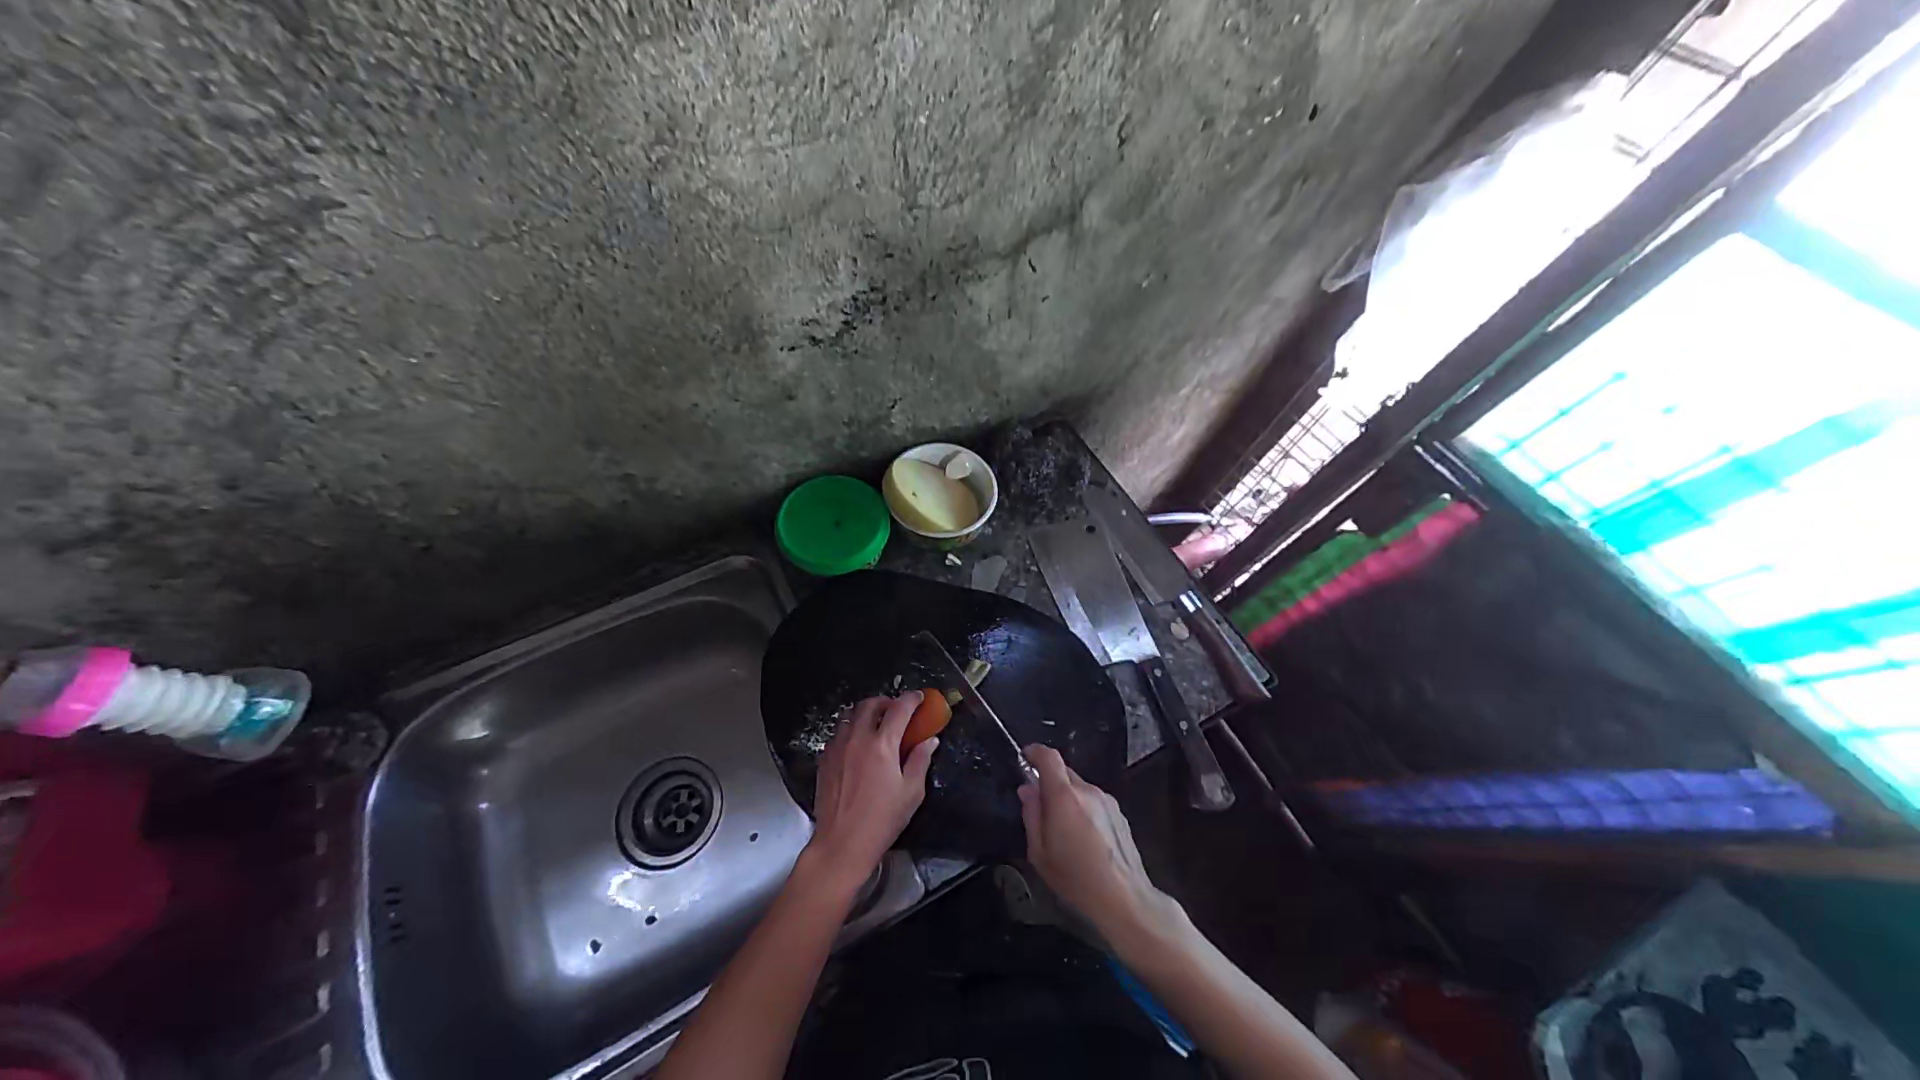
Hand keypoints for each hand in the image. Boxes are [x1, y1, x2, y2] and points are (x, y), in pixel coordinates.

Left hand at [807, 692, 936, 887]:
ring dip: (866, 713)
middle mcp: (857, 739)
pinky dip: (851, 729)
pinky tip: (858, 745)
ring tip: (877, 725)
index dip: (912, 699)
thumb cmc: (881, 821)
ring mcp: (837, 747)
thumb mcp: (911, 792)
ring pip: (850, 715)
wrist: (841, 843)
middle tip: (897, 710)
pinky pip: (838, 733)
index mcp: (882, 745)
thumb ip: (920, 760)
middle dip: (886, 701)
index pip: (899, 709)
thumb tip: (929, 741)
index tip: (920, 698)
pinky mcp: (824, 759)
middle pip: (870, 704)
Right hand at [1017, 743, 1175, 941]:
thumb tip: (1027, 790)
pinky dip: (1083, 807)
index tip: (1024, 758)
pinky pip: (1094, 800)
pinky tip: (1084, 837)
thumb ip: (1031, 814)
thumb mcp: (1039, 852)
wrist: (1124, 898)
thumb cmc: (1075, 878)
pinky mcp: (1119, 812)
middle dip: (1048, 781)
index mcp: (1064, 796)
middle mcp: (1087, 790)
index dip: (1034, 752)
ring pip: (1079, 787)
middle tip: (1039, 807)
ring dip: (1067, 797)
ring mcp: (1107, 800)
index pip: (1048, 756)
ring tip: (1063, 829)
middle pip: (1063, 771)